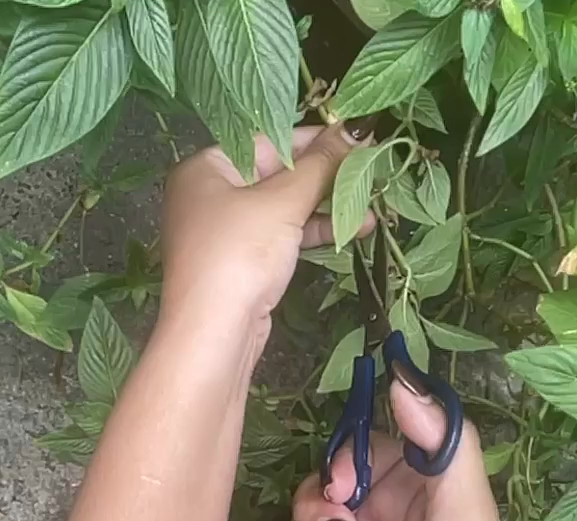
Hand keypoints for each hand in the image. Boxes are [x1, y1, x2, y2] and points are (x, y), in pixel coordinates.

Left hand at [159, 121, 372, 332]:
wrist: (214, 335)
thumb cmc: (239, 255)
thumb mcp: (283, 202)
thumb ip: (320, 166)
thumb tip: (356, 130)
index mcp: (206, 168)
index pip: (268, 140)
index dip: (314, 139)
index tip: (357, 138)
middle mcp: (210, 196)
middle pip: (276, 174)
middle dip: (324, 177)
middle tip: (370, 172)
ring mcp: (225, 235)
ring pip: (281, 210)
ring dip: (325, 209)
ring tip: (369, 210)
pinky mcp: (241, 266)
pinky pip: (280, 238)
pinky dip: (311, 234)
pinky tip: (350, 232)